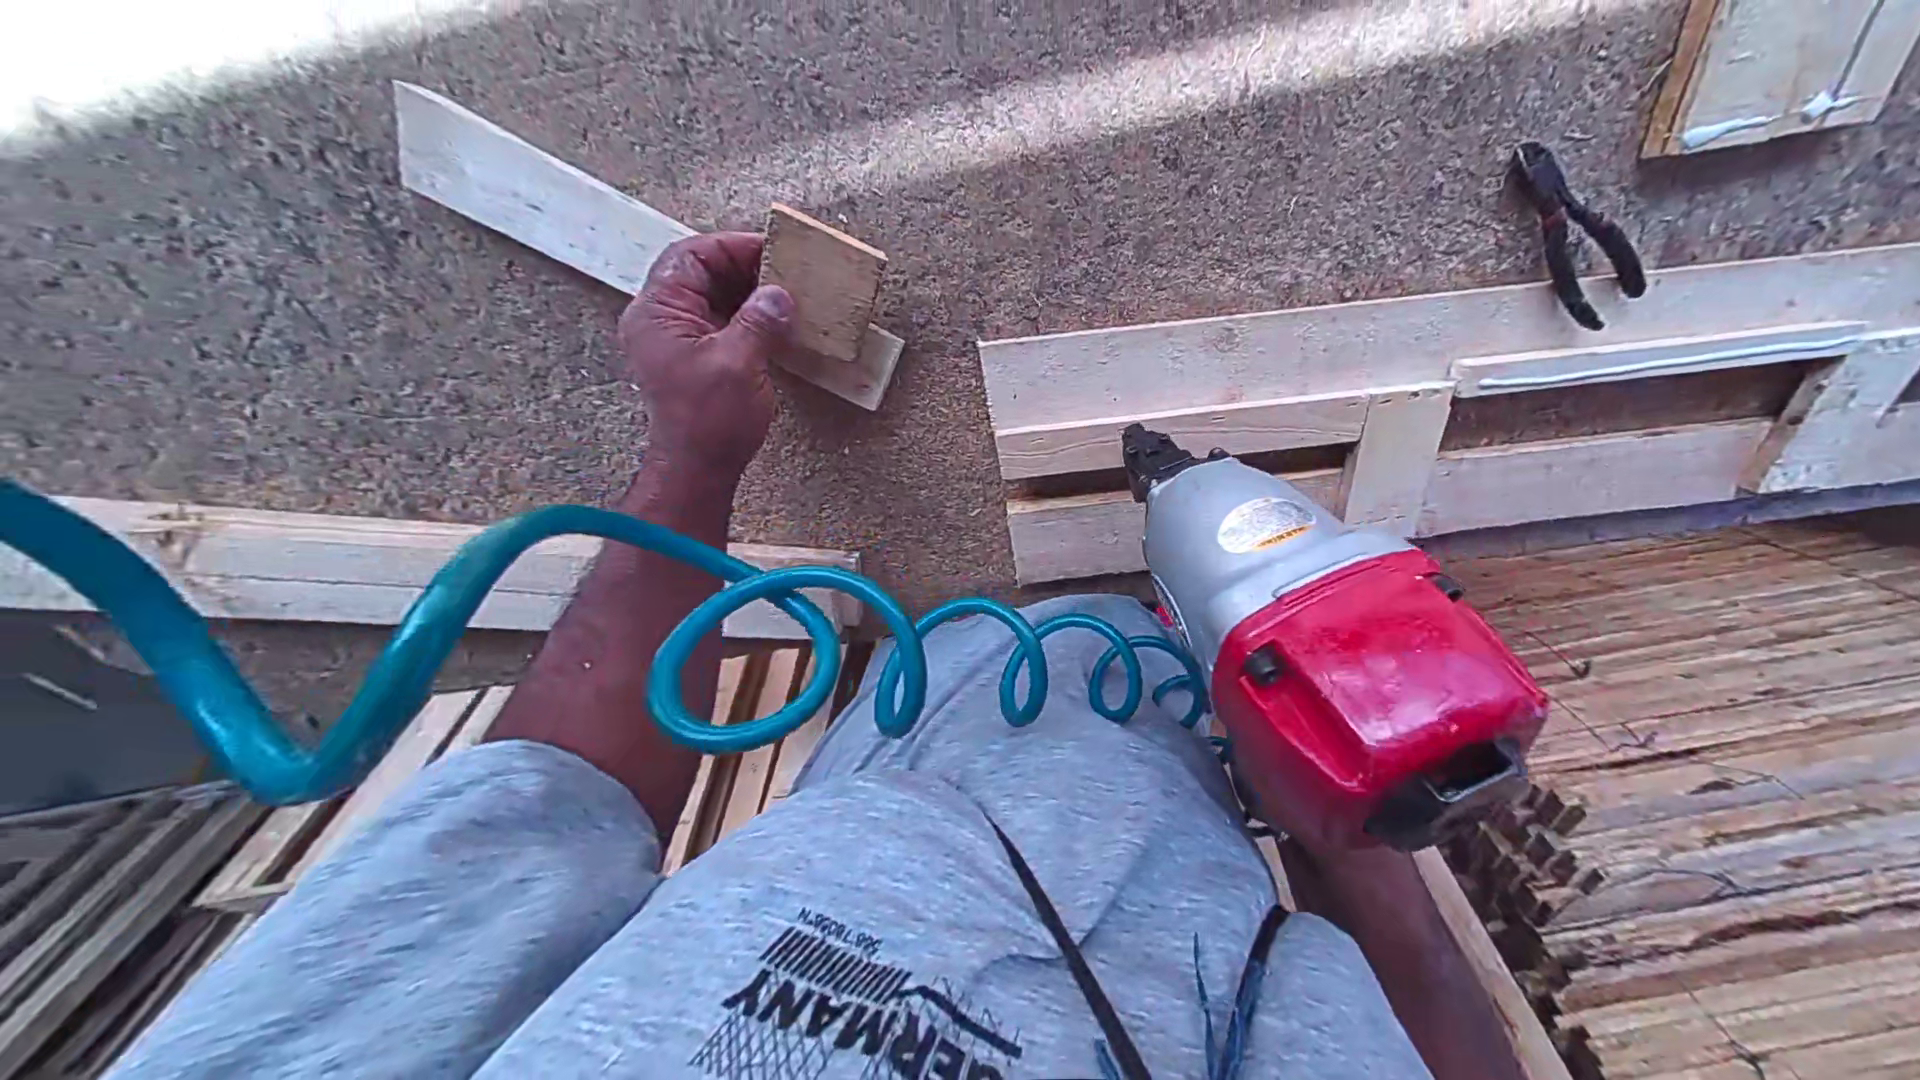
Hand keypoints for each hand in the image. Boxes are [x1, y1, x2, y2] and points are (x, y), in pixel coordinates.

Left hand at [618, 232, 793, 476]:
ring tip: (787, 296)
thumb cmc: (709, 421)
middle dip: (744, 270)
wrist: (699, 468)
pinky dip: (749, 318)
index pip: (690, 257)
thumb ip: (759, 322)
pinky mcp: (699, 360)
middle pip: (701, 274)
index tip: (771, 251)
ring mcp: (680, 342)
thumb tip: (779, 294)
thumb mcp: (738, 363)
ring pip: (715, 299)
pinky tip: (777, 323)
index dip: (731, 247)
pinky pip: (724, 324)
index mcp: (658, 313)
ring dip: (750, 295)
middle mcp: (663, 321)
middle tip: (785, 273)